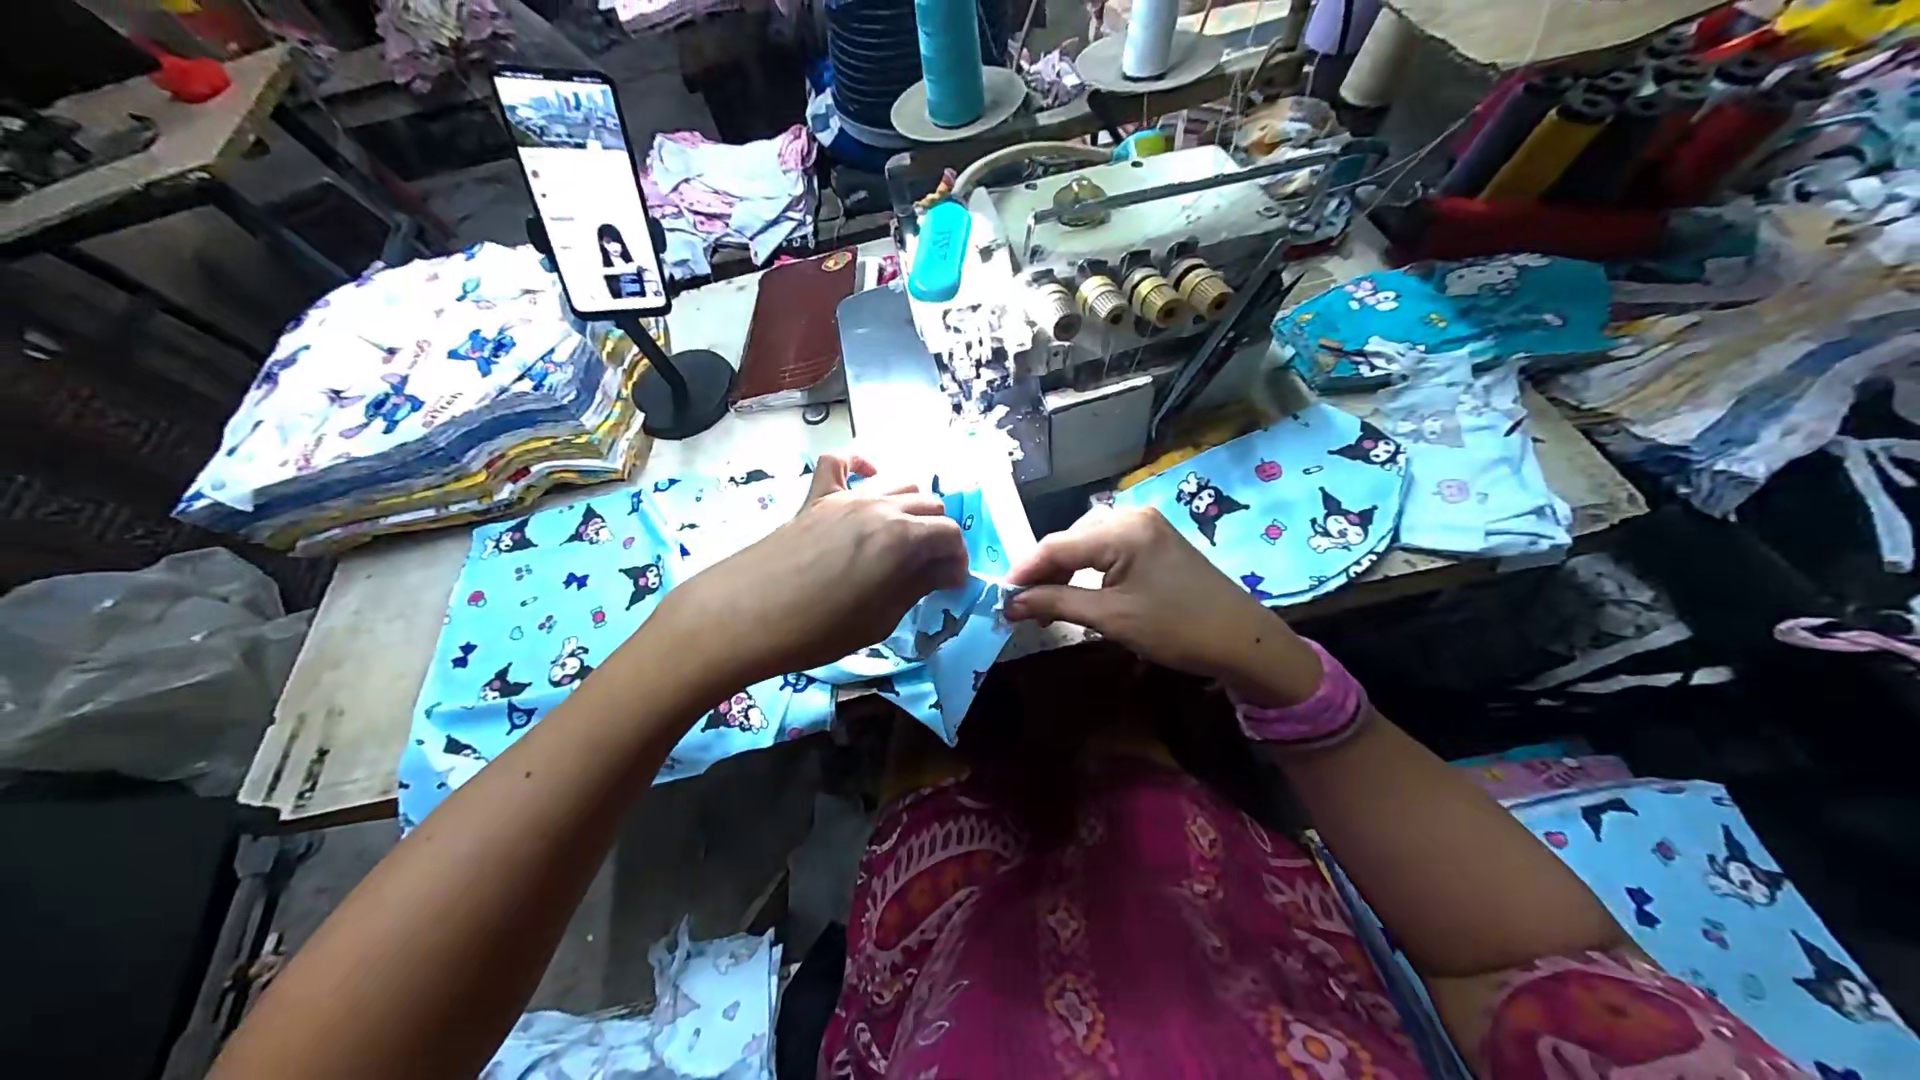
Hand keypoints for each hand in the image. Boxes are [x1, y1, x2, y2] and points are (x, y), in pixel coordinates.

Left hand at [665, 451, 968, 684]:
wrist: (743, 617)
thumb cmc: (818, 629)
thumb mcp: (881, 618)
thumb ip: (917, 586)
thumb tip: (944, 571)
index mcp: (903, 538)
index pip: (951, 535)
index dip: (958, 561)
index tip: (950, 585)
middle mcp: (880, 506)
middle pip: (930, 506)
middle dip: (939, 536)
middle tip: (928, 569)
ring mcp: (845, 498)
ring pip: (898, 484)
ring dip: (911, 510)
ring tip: (901, 540)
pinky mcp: (815, 499)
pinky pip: (840, 462)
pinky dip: (858, 465)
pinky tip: (863, 481)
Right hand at [1005, 505, 1320, 702]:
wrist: (1244, 641)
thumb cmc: (1178, 629)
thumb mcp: (1111, 617)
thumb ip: (1055, 603)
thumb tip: (1009, 604)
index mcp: (1123, 528)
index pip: (1056, 544)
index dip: (1023, 570)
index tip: (999, 597)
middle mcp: (1132, 515)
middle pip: (1070, 540)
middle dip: (1043, 571)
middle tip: (1021, 605)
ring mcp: (1146, 524)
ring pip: (1087, 543)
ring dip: (1064, 571)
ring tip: (1044, 603)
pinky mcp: (1155, 539)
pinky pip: (1108, 548)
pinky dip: (1088, 569)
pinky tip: (1077, 590)